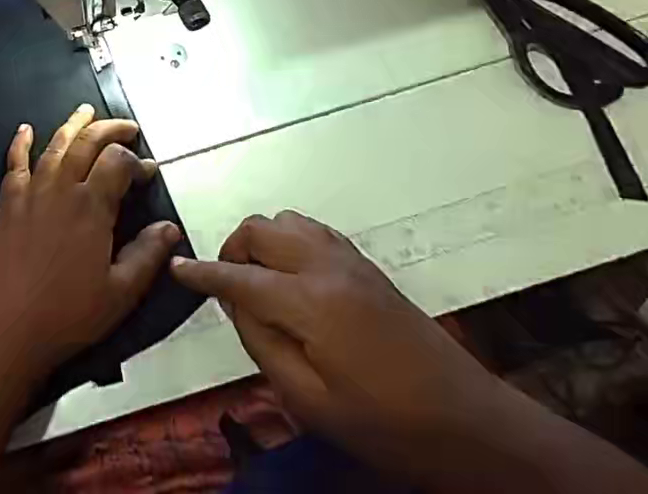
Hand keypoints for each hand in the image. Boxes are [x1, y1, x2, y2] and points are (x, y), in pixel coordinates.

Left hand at [0, 104, 181, 383]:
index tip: (149, 172)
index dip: (137, 162)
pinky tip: (26, 129)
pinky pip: (15, 162)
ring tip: (86, 111)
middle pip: (87, 142)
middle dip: (110, 129)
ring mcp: (31, 191)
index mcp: (92, 206)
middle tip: (128, 127)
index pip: (118, 163)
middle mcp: (61, 187)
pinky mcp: (8, 201)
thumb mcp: (120, 293)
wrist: (4, 324)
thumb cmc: (66, 313)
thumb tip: (170, 228)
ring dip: (73, 125)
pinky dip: (21, 142)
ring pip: (55, 145)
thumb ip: (147, 256)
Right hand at [168, 211, 505, 455]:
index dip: (201, 273)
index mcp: (309, 302)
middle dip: (232, 251)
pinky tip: (292, 274)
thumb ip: (261, 343)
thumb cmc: (386, 424)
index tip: (176, 268)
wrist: (471, 425)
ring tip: (260, 280)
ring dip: (262, 242)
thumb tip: (234, 304)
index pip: (238, 276)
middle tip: (228, 288)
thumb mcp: (310, 401)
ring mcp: (349, 261)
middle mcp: (325, 267)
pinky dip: (290, 240)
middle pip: (259, 231)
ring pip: (285, 221)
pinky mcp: (366, 265)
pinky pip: (313, 230)